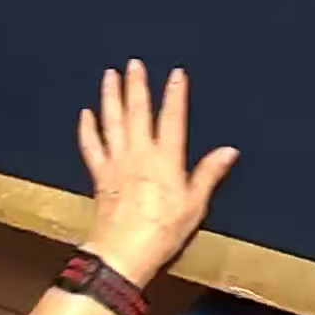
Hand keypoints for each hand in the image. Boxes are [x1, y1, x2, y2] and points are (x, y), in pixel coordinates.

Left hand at [77, 60, 239, 285]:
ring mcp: (116, 162)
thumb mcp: (194, 204)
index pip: (172, 119)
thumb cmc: (163, 230)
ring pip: (112, 121)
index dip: (175, 95)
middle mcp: (139, 154)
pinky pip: (91, 146)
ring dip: (111, 96)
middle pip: (137, 112)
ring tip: (110, 75)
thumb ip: (209, 173)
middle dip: (137, 85)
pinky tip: (85, 113)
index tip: (176, 73)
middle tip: (134, 63)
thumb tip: (229, 150)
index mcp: (165, 159)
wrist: (124, 251)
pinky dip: (87, 128)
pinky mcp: (99, 174)